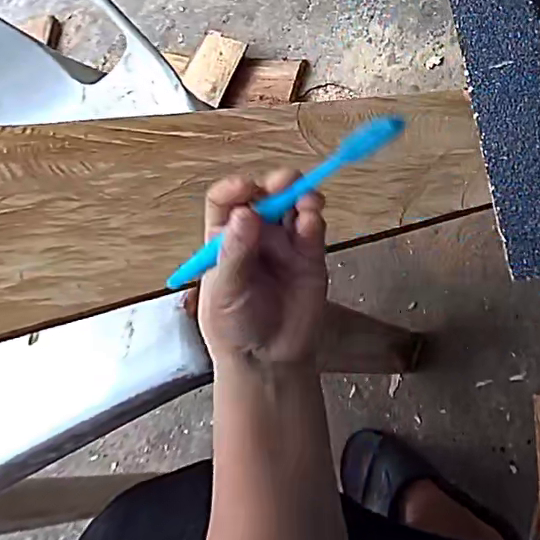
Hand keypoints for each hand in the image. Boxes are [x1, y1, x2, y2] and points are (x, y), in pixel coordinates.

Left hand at [195, 170, 330, 369]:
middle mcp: (257, 235)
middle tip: (285, 183)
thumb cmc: (233, 326)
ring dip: (302, 195)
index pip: (227, 202)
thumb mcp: (223, 293)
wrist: (269, 356)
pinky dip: (316, 218)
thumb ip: (236, 253)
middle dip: (277, 184)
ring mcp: (287, 242)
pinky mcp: (312, 253)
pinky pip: (315, 227)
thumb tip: (247, 214)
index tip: (246, 187)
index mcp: (225, 239)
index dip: (236, 189)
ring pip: (295, 205)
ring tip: (307, 201)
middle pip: (267, 196)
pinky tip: (313, 222)